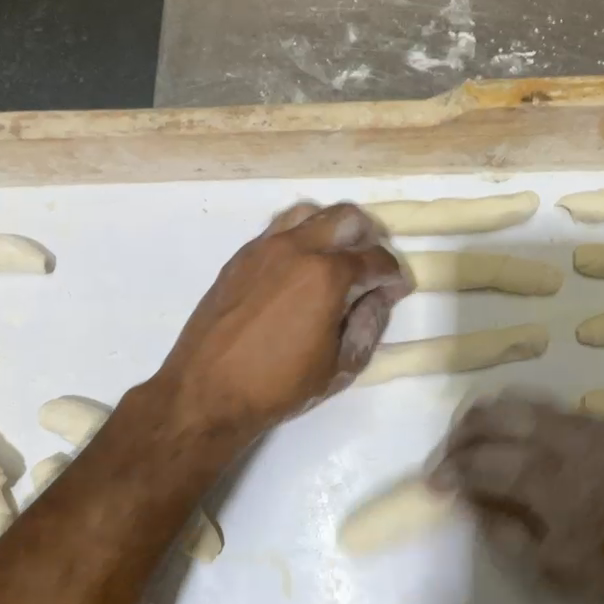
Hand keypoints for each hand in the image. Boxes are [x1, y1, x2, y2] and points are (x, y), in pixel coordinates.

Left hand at [148, 202, 409, 439]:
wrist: (207, 391)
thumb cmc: (279, 387)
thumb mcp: (340, 367)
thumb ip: (369, 325)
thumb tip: (379, 297)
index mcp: (327, 276)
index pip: (376, 259)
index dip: (394, 275)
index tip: (397, 290)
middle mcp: (297, 249)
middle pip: (346, 218)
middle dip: (369, 237)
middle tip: (372, 265)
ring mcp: (264, 248)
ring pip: (309, 213)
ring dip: (332, 229)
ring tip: (337, 258)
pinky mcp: (240, 257)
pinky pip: (278, 229)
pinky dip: (300, 237)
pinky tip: (300, 269)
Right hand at [429, 393, 603, 603]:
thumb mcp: (558, 571)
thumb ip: (508, 534)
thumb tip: (475, 505)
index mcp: (544, 476)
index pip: (477, 460)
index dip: (447, 472)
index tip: (431, 487)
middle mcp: (557, 438)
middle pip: (489, 415)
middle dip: (458, 436)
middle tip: (447, 464)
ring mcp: (579, 424)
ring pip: (514, 401)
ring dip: (484, 420)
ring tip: (473, 448)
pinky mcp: (596, 424)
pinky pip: (540, 405)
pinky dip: (513, 415)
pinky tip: (513, 442)